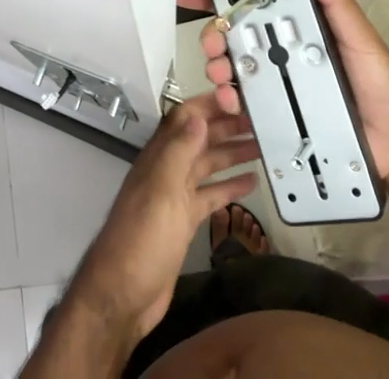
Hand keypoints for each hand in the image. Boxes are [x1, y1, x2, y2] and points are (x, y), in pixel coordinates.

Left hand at [63, 94, 259, 340]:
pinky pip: (209, 195)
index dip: (210, 104)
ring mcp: (174, 197)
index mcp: (159, 159)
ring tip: (264, 146)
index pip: (185, 119)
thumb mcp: (161, 191)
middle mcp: (166, 172)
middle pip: (199, 140)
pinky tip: (252, 183)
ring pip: (207, 165)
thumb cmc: (141, 240)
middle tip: (263, 120)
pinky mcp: (183, 221)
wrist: (124, 293)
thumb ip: (177, 151)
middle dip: (228, 126)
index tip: (241, 94)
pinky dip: (229, 186)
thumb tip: (197, 113)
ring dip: (233, 153)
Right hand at [187, 0, 388, 196]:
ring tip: (221, 74)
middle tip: (212, 42)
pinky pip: (244, 103)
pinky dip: (229, 99)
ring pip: (233, 67)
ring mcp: (277, 83)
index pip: (256, 3)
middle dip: (213, 34)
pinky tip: (232, 101)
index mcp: (300, 27)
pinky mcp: (276, 113)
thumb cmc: (383, 86)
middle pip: (235, 35)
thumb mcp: (361, 39)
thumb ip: (337, 2)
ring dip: (218, 66)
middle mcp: (284, 51)